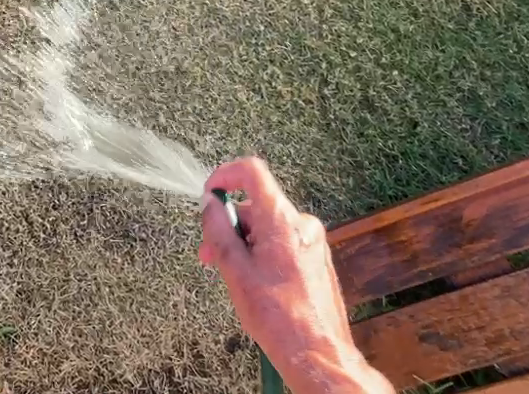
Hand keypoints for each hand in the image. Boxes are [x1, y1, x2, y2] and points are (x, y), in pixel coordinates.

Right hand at [200, 159, 390, 393]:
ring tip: (233, 275)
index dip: (225, 175)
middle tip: (211, 254)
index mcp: (282, 219)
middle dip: (229, 225)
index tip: (210, 195)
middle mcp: (301, 223)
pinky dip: (262, 252)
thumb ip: (217, 229)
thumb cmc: (278, 318)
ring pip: (266, 226)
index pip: (251, 171)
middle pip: (255, 204)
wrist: (319, 356)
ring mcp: (312, 241)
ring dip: (244, 243)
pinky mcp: (316, 258)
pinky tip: (255, 282)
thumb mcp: (234, 269)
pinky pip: (281, 241)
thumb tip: (209, 203)